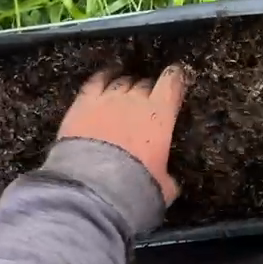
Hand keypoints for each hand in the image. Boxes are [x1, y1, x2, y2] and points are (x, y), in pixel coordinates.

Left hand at [57, 65, 188, 203]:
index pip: (173, 84)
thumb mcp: (163, 187)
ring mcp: (107, 99)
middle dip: (149, 89)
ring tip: (126, 88)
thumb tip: (168, 182)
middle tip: (148, 99)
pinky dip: (103, 77)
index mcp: (161, 115)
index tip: (179, 75)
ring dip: (126, 85)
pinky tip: (105, 76)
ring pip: (120, 81)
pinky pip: (95, 82)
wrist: (96, 186)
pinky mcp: (83, 104)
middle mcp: (135, 100)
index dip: (177, 77)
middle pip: (145, 83)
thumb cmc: (136, 186)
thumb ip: (167, 178)